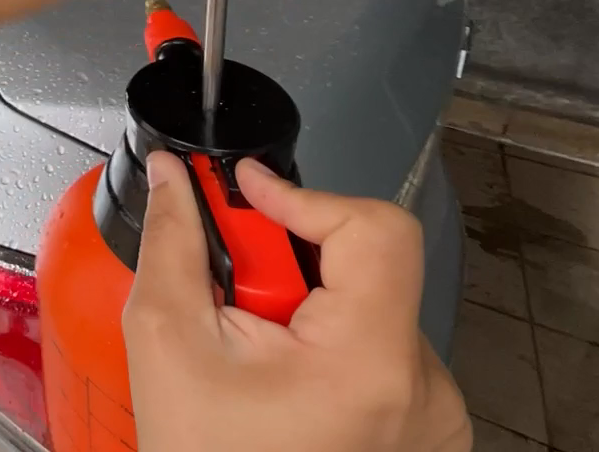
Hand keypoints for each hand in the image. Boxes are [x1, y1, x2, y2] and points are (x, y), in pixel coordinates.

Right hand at [123, 152, 470, 451]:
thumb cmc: (200, 446)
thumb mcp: (166, 329)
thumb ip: (173, 238)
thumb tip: (174, 174)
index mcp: (372, 363)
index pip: (375, 230)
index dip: (301, 194)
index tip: (241, 188)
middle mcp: (426, 386)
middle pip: (359, 263)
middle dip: (278, 253)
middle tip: (223, 279)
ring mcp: (432, 412)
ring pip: (360, 298)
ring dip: (292, 290)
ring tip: (241, 331)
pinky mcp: (421, 423)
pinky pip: (370, 337)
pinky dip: (314, 325)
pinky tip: (270, 359)